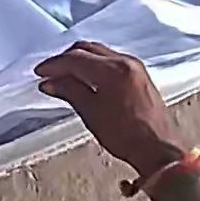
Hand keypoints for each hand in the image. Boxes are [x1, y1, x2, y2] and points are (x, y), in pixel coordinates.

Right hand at [36, 41, 182, 176]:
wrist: (159, 151)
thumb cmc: (128, 136)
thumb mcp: (91, 112)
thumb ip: (69, 91)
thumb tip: (50, 82)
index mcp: (112, 70)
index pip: (74, 58)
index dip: (53, 65)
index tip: (40, 72)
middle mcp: (125, 62)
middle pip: (86, 50)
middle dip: (65, 59)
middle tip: (49, 72)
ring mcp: (134, 68)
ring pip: (98, 53)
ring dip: (79, 60)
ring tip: (64, 75)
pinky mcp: (139, 75)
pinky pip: (110, 60)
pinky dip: (93, 65)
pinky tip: (85, 78)